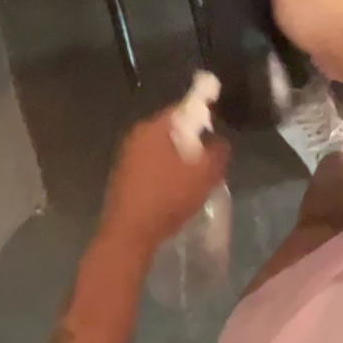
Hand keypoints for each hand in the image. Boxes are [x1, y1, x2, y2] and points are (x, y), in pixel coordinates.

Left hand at [98, 105, 231, 254]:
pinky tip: (175, 189)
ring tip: (195, 176)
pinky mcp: (122, 175)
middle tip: (209, 157)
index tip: (218, 130)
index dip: (205, 116)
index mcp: (154, 127)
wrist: (130, 234)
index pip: (184, 108)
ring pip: (161, 148)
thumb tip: (220, 142)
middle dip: (192, 140)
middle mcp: (137, 135)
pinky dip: (165, 171)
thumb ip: (218, 152)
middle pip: (172, 129)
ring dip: (178, 157)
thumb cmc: (169, 197)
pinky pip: (151, 164)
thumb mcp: (205, 174)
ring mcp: (126, 155)